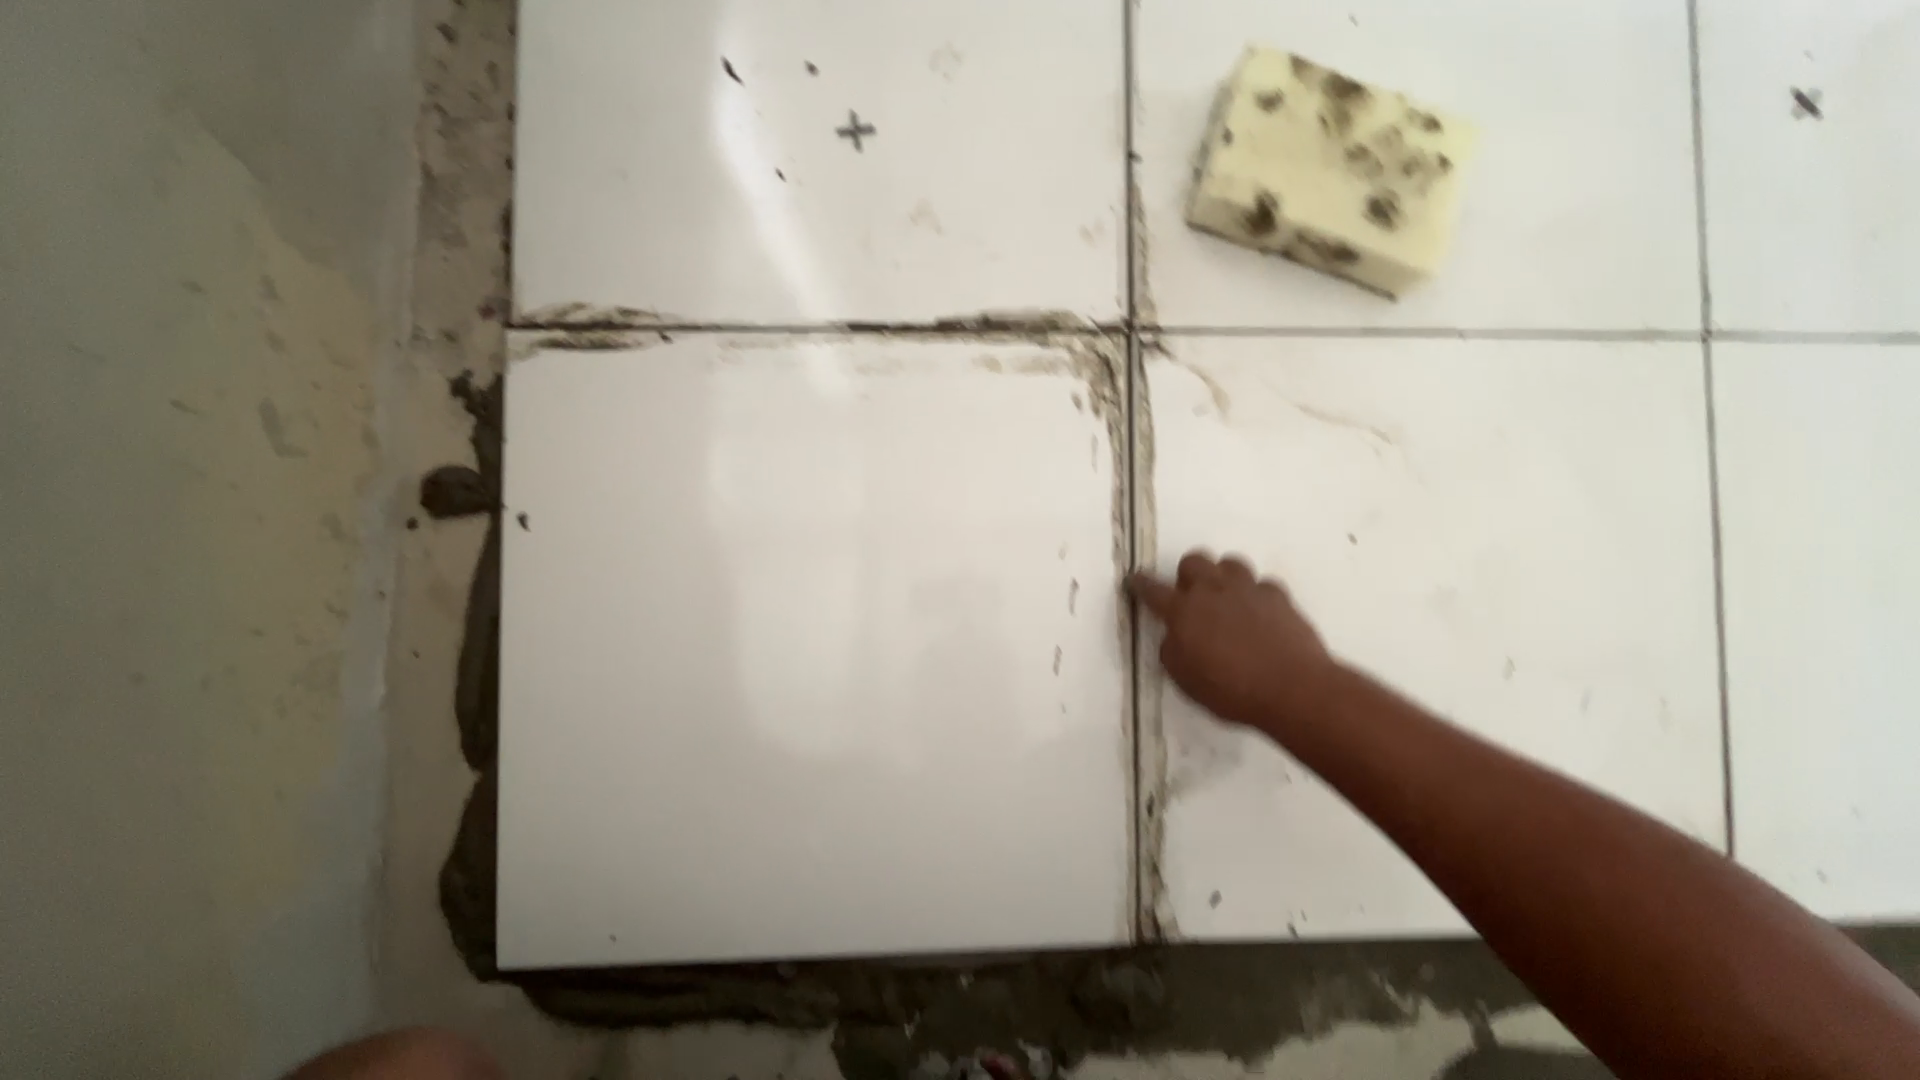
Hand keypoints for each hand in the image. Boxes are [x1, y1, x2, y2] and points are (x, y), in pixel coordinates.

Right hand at [1128, 551, 1338, 731]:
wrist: (1292, 688)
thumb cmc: (1230, 690)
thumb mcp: (1184, 680)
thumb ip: (1172, 651)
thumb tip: (1173, 636)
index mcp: (1183, 611)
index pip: (1153, 590)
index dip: (1141, 584)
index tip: (1135, 580)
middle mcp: (1213, 591)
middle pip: (1194, 560)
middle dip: (1187, 574)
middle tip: (1191, 597)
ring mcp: (1249, 589)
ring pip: (1230, 563)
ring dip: (1223, 577)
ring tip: (1227, 600)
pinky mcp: (1279, 596)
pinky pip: (1262, 584)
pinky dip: (1257, 595)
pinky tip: (1260, 614)